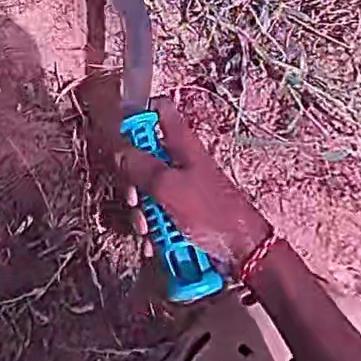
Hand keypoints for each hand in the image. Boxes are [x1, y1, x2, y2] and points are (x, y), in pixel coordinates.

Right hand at [116, 97, 271, 268]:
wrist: (242, 251)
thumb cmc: (211, 212)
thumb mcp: (168, 186)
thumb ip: (139, 166)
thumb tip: (117, 151)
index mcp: (181, 143)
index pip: (158, 109)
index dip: (138, 114)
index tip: (120, 134)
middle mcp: (179, 160)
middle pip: (142, 154)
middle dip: (132, 179)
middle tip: (134, 197)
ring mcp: (180, 186)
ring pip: (145, 187)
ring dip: (141, 210)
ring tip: (148, 227)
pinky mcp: (180, 210)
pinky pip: (155, 211)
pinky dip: (152, 226)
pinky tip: (154, 240)